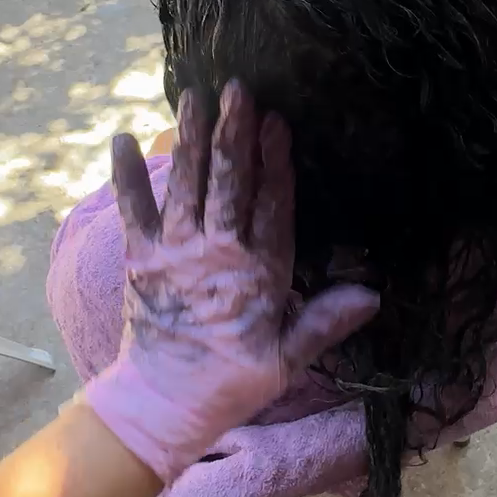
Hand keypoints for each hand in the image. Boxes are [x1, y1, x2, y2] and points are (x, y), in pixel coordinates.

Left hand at [84, 81, 380, 480]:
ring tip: (195, 95)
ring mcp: (174, 254)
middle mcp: (216, 255)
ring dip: (191, 139)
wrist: (162, 405)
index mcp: (257, 275)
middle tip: (239, 90)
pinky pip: (134, 211)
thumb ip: (326, 322)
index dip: (275, 164)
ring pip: (187, 186)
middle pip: (228, 185)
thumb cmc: (233, 381)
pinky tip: (122, 137)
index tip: (278, 123)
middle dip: (234, 135)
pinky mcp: (141, 259)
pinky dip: (128, 175)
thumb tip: (373, 295)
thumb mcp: (288, 359)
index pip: (271, 208)